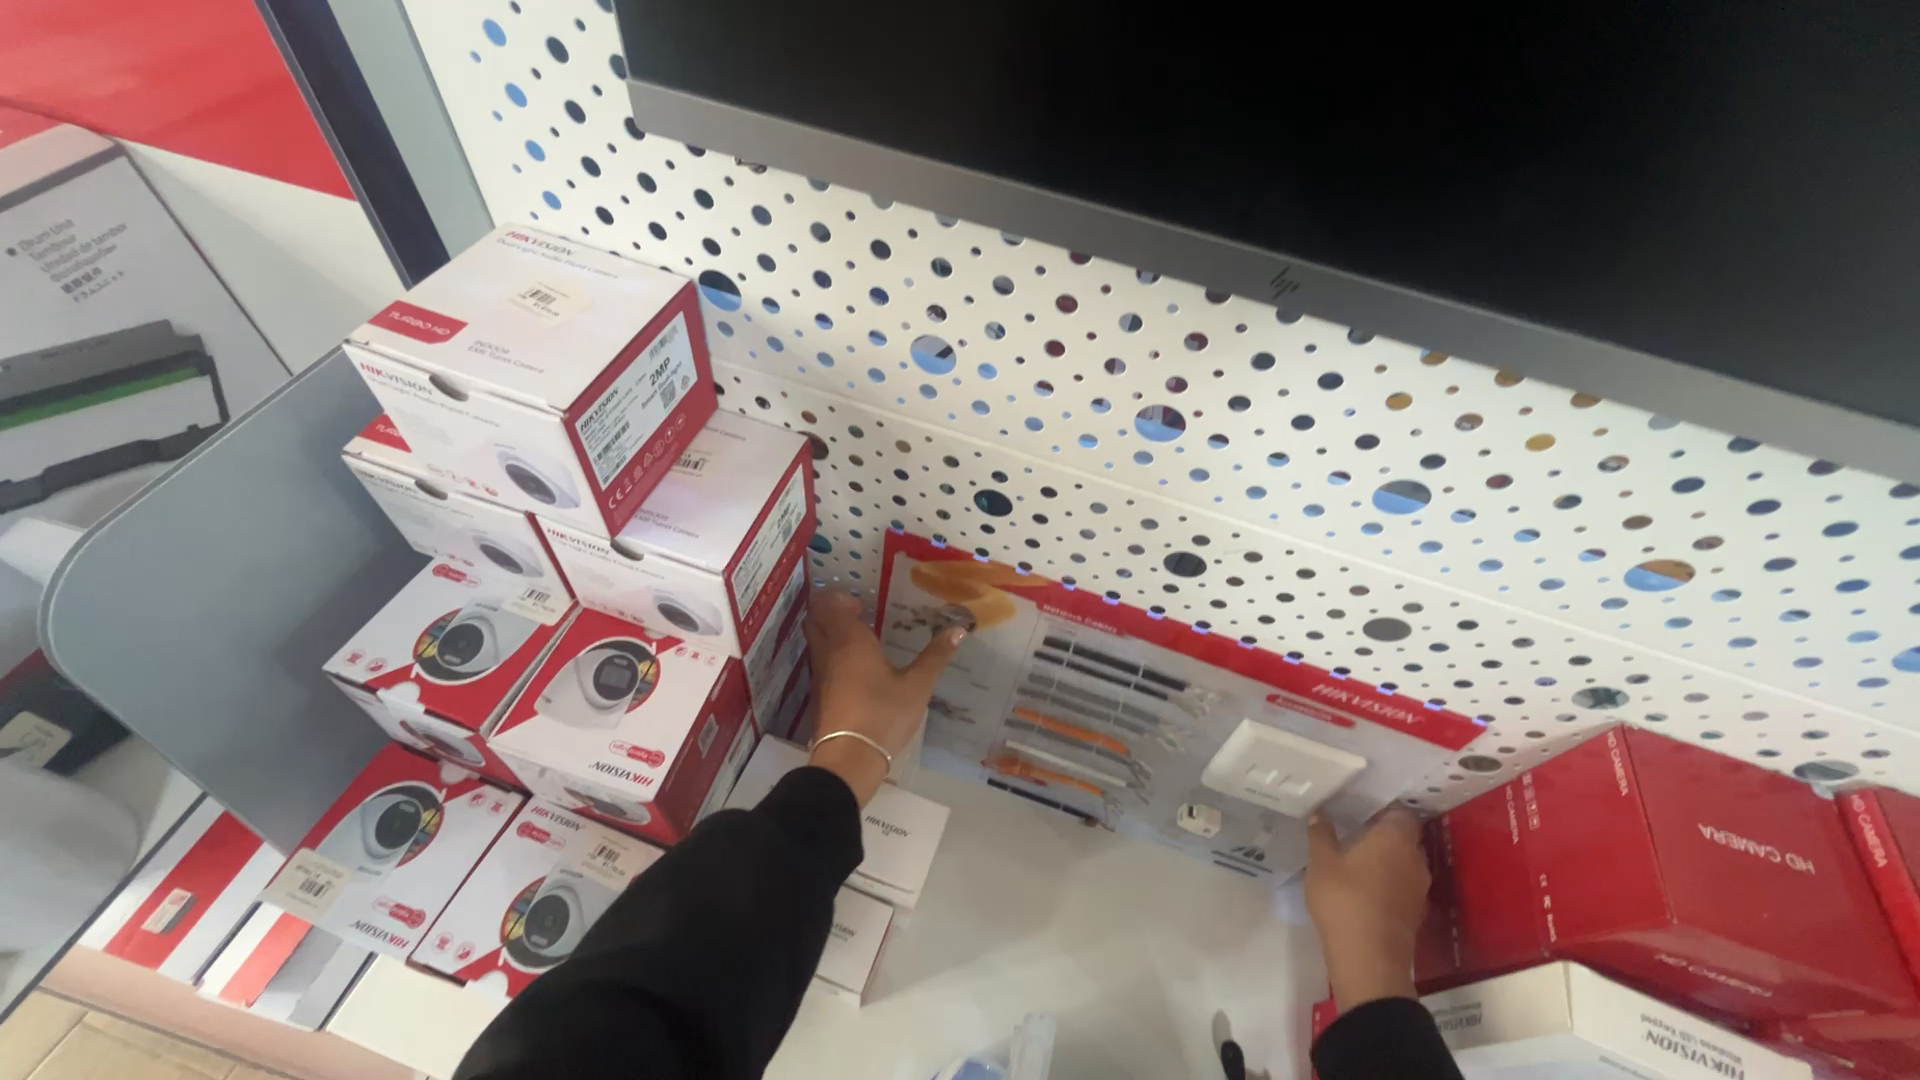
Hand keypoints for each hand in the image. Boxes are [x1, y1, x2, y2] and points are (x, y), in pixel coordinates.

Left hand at [802, 589, 963, 804]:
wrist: (849, 759)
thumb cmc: (884, 714)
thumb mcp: (917, 685)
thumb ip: (936, 656)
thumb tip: (958, 630)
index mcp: (849, 639)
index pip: (828, 603)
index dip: (840, 598)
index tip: (864, 606)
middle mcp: (828, 651)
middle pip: (815, 618)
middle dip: (831, 610)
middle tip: (860, 615)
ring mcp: (820, 674)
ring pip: (815, 641)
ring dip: (831, 633)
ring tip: (862, 641)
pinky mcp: (819, 695)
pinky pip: (820, 662)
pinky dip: (832, 656)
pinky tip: (857, 670)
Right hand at [1305, 807, 1430, 1011]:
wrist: (1369, 958)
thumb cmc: (1344, 900)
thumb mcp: (1321, 862)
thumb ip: (1321, 834)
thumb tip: (1320, 814)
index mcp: (1395, 839)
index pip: (1402, 812)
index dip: (1384, 807)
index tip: (1361, 806)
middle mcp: (1415, 859)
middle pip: (1405, 836)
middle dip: (1384, 832)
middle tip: (1354, 828)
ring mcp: (1419, 888)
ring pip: (1405, 861)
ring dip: (1387, 858)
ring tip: (1357, 857)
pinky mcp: (1415, 911)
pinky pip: (1403, 884)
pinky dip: (1388, 880)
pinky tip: (1365, 885)